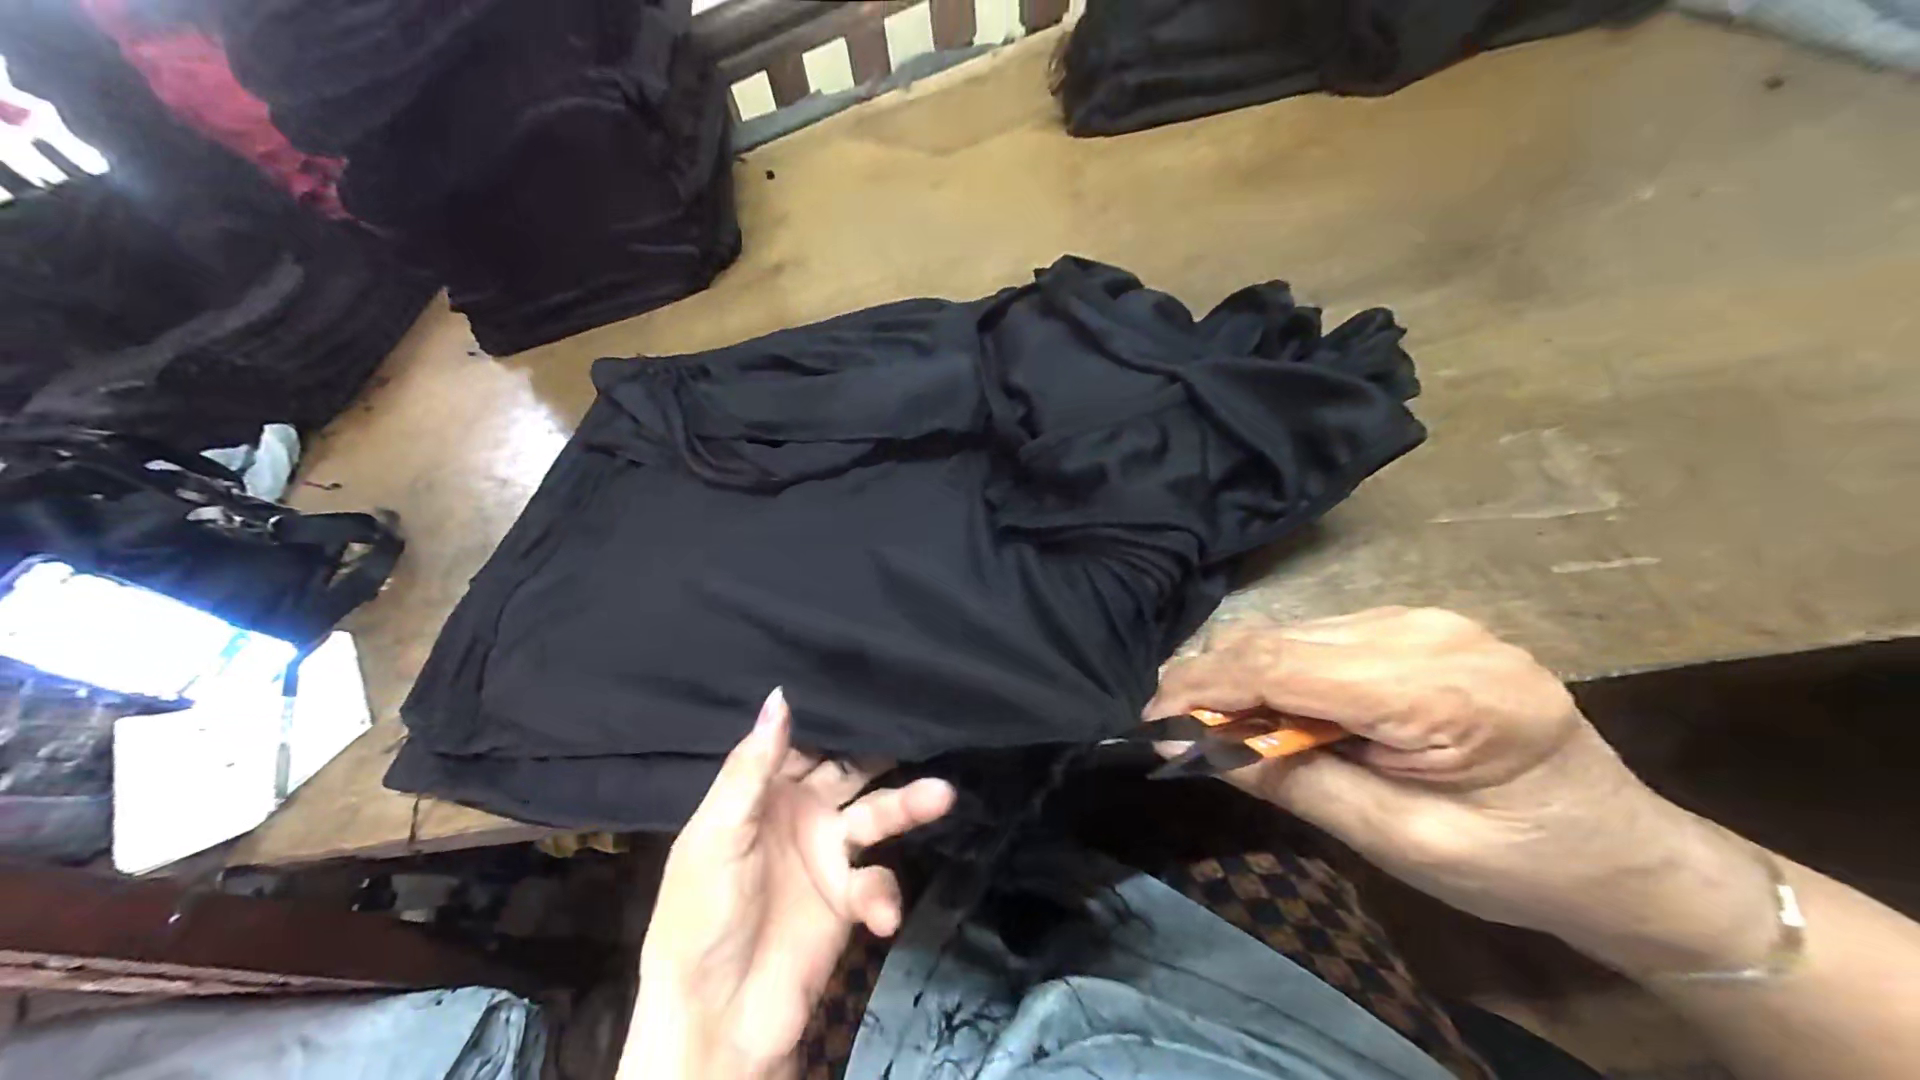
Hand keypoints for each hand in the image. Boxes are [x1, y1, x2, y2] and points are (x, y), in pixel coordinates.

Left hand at [628, 689, 954, 1079]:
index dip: (833, 716)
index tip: (872, 682)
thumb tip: (780, 696)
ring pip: (877, 813)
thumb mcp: (716, 838)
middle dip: (881, 750)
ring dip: (909, 805)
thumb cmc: (699, 918)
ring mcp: (828, 854)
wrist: (716, 1021)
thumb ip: (751, 769)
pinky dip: (884, 895)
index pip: (804, 741)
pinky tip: (879, 916)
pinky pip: (877, 881)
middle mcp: (800, 813)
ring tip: (943, 795)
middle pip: (850, 769)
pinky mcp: (849, 898)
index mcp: (761, 793)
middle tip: (920, 722)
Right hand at [1149, 607, 1778, 976]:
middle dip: (1208, 681)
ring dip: (1236, 675)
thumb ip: (1293, 782)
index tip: (1151, 724)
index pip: (1285, 666)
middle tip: (1168, 728)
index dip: (1204, 690)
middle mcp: (1429, 631)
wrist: (1629, 853)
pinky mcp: (1413, 624)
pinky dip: (1273, 670)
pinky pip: (1315, 636)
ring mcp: (1424, 619)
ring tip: (1208, 723)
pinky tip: (1265, 708)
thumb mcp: (1400, 843)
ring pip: (1289, 632)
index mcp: (1446, 692)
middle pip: (1278, 640)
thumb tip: (1191, 746)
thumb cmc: (1522, 865)